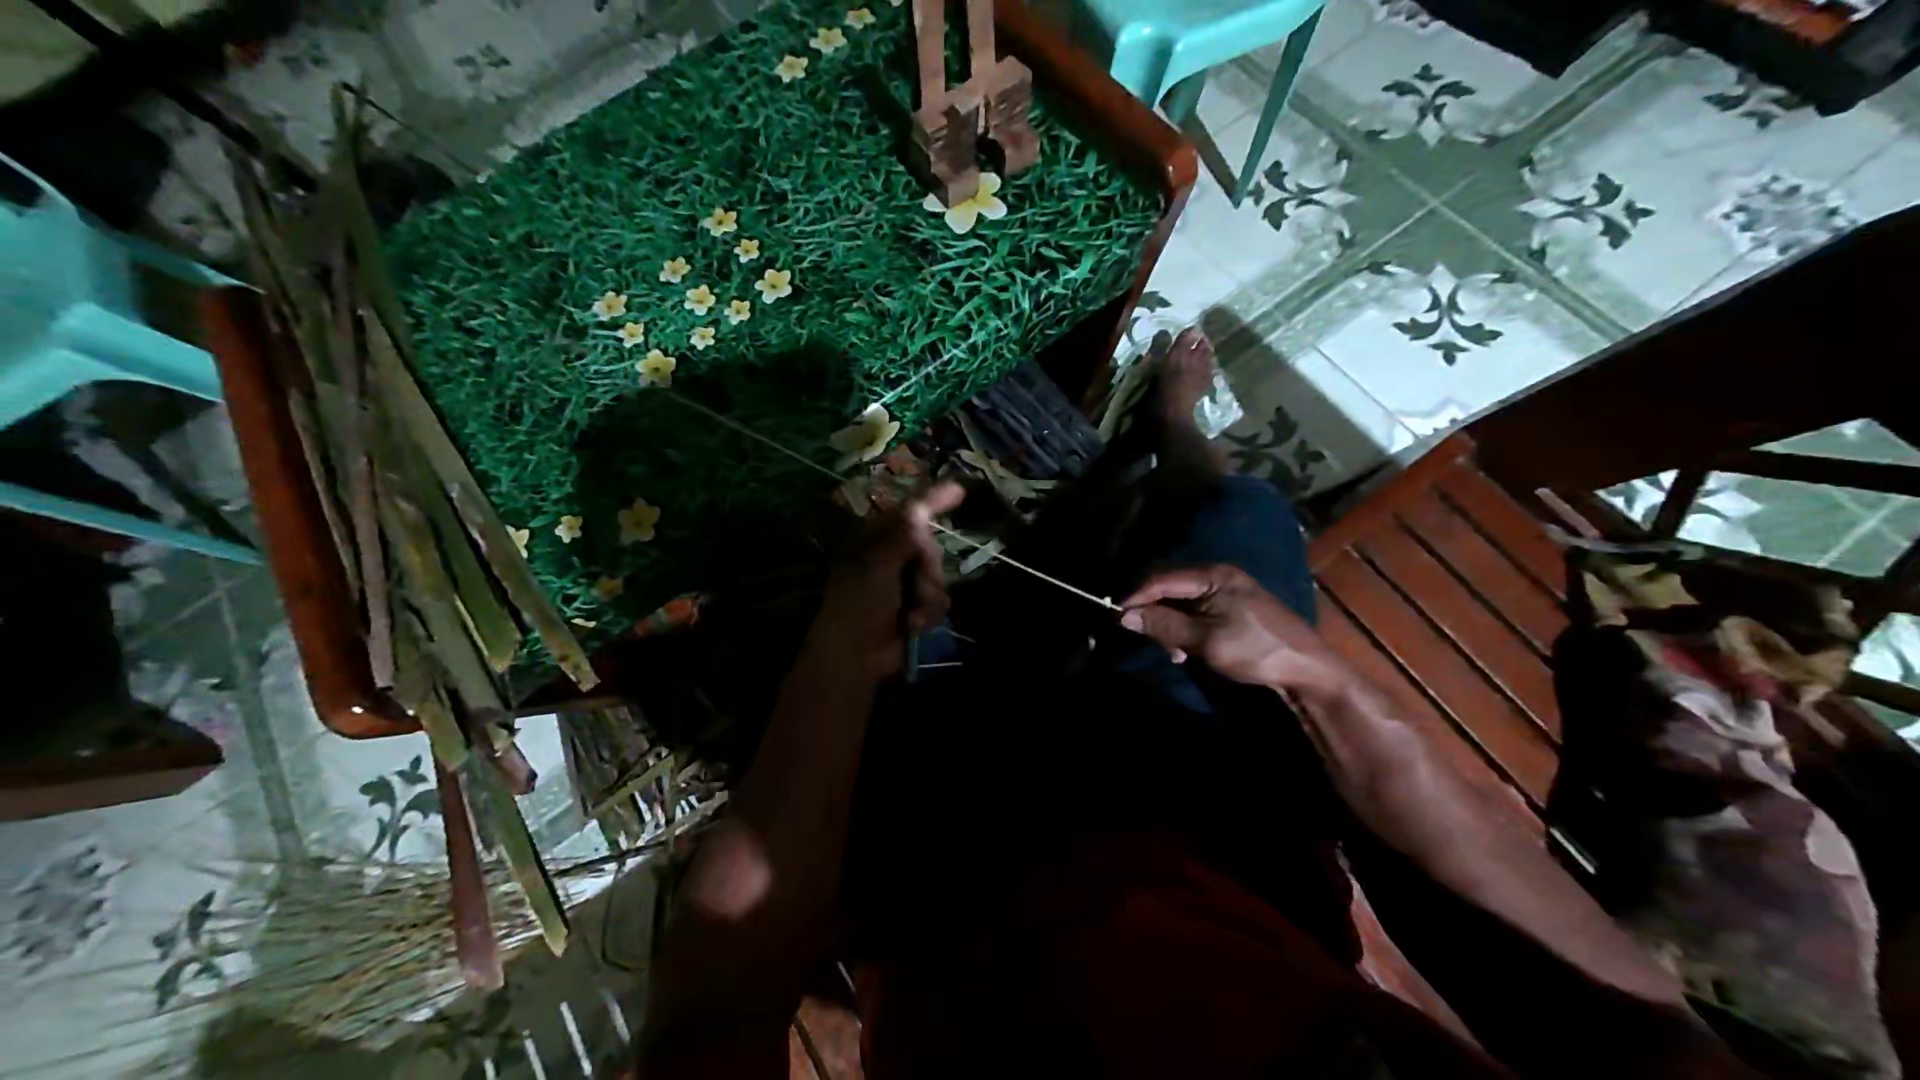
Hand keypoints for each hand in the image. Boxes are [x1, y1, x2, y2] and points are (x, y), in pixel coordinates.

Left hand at [809, 482, 964, 678]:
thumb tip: (918, 509)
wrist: (856, 656)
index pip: (908, 513)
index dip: (933, 500)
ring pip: (937, 576)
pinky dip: (928, 614)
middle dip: (928, 571)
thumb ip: (901, 538)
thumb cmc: (859, 606)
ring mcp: (903, 582)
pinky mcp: (915, 605)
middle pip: (929, 547)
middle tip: (917, 587)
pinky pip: (938, 599)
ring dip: (928, 598)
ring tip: (911, 616)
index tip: (959, 490)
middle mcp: (890, 556)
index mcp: (874, 540)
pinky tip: (913, 626)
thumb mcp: (878, 567)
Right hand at [1119, 564, 1350, 697]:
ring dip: (1169, 626)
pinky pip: (1195, 612)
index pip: (1162, 578)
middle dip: (1154, 614)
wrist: (1308, 670)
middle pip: (1169, 588)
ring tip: (1175, 653)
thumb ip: (1164, 626)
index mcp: (1213, 575)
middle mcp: (1218, 576)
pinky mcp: (1231, 607)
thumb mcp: (1205, 641)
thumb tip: (1125, 615)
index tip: (1118, 618)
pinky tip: (1188, 650)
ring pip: (1180, 602)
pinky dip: (1185, 629)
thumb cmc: (1256, 651)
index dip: (1137, 597)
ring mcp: (1227, 591)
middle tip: (1151, 641)